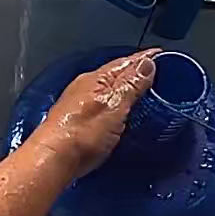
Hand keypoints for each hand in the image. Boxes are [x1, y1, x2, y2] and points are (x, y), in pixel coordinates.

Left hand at [30, 49, 159, 176]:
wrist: (54, 160)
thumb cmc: (81, 133)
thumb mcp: (115, 105)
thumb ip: (131, 84)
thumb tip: (147, 63)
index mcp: (96, 79)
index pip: (126, 62)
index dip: (145, 58)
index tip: (160, 54)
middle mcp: (86, 88)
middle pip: (117, 75)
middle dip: (137, 73)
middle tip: (158, 73)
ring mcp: (80, 105)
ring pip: (110, 90)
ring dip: (127, 89)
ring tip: (145, 92)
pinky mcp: (79, 123)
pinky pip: (104, 105)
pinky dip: (118, 105)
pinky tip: (123, 113)